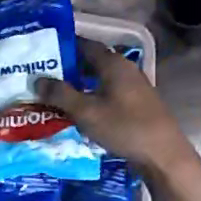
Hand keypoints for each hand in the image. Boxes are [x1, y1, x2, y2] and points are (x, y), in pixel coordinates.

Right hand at [36, 41, 200, 181]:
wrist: (162, 155)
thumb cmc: (124, 127)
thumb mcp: (85, 111)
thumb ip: (59, 94)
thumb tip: (37, 80)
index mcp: (113, 64)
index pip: (84, 44)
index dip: (62, 45)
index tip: (40, 51)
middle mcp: (124, 69)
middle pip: (90, 62)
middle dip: (65, 68)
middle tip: (39, 75)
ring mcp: (131, 87)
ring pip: (97, 79)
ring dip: (75, 84)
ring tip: (51, 93)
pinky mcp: (134, 103)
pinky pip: (105, 93)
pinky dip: (88, 96)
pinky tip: (74, 109)